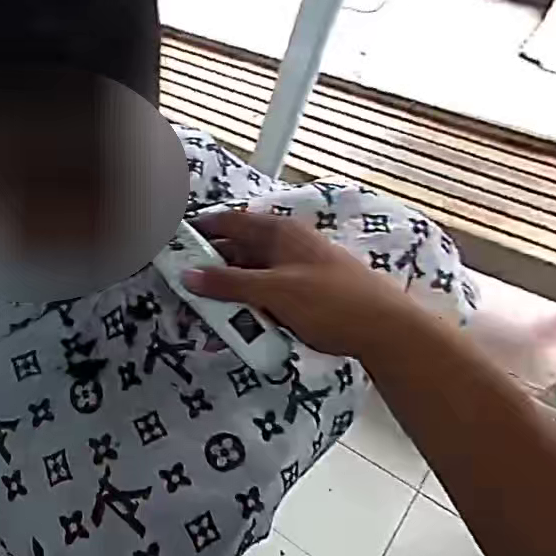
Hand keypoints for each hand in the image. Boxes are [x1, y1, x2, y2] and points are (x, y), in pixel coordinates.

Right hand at [185, 210, 419, 357]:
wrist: (385, 330)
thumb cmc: (331, 301)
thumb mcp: (274, 291)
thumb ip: (228, 284)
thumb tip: (187, 275)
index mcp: (277, 232)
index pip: (227, 222)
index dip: (197, 229)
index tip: (170, 243)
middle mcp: (282, 247)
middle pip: (232, 254)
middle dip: (205, 273)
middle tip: (180, 293)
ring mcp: (290, 272)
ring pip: (245, 280)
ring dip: (224, 299)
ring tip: (202, 320)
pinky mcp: (297, 295)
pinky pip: (261, 299)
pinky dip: (244, 312)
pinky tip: (231, 333)